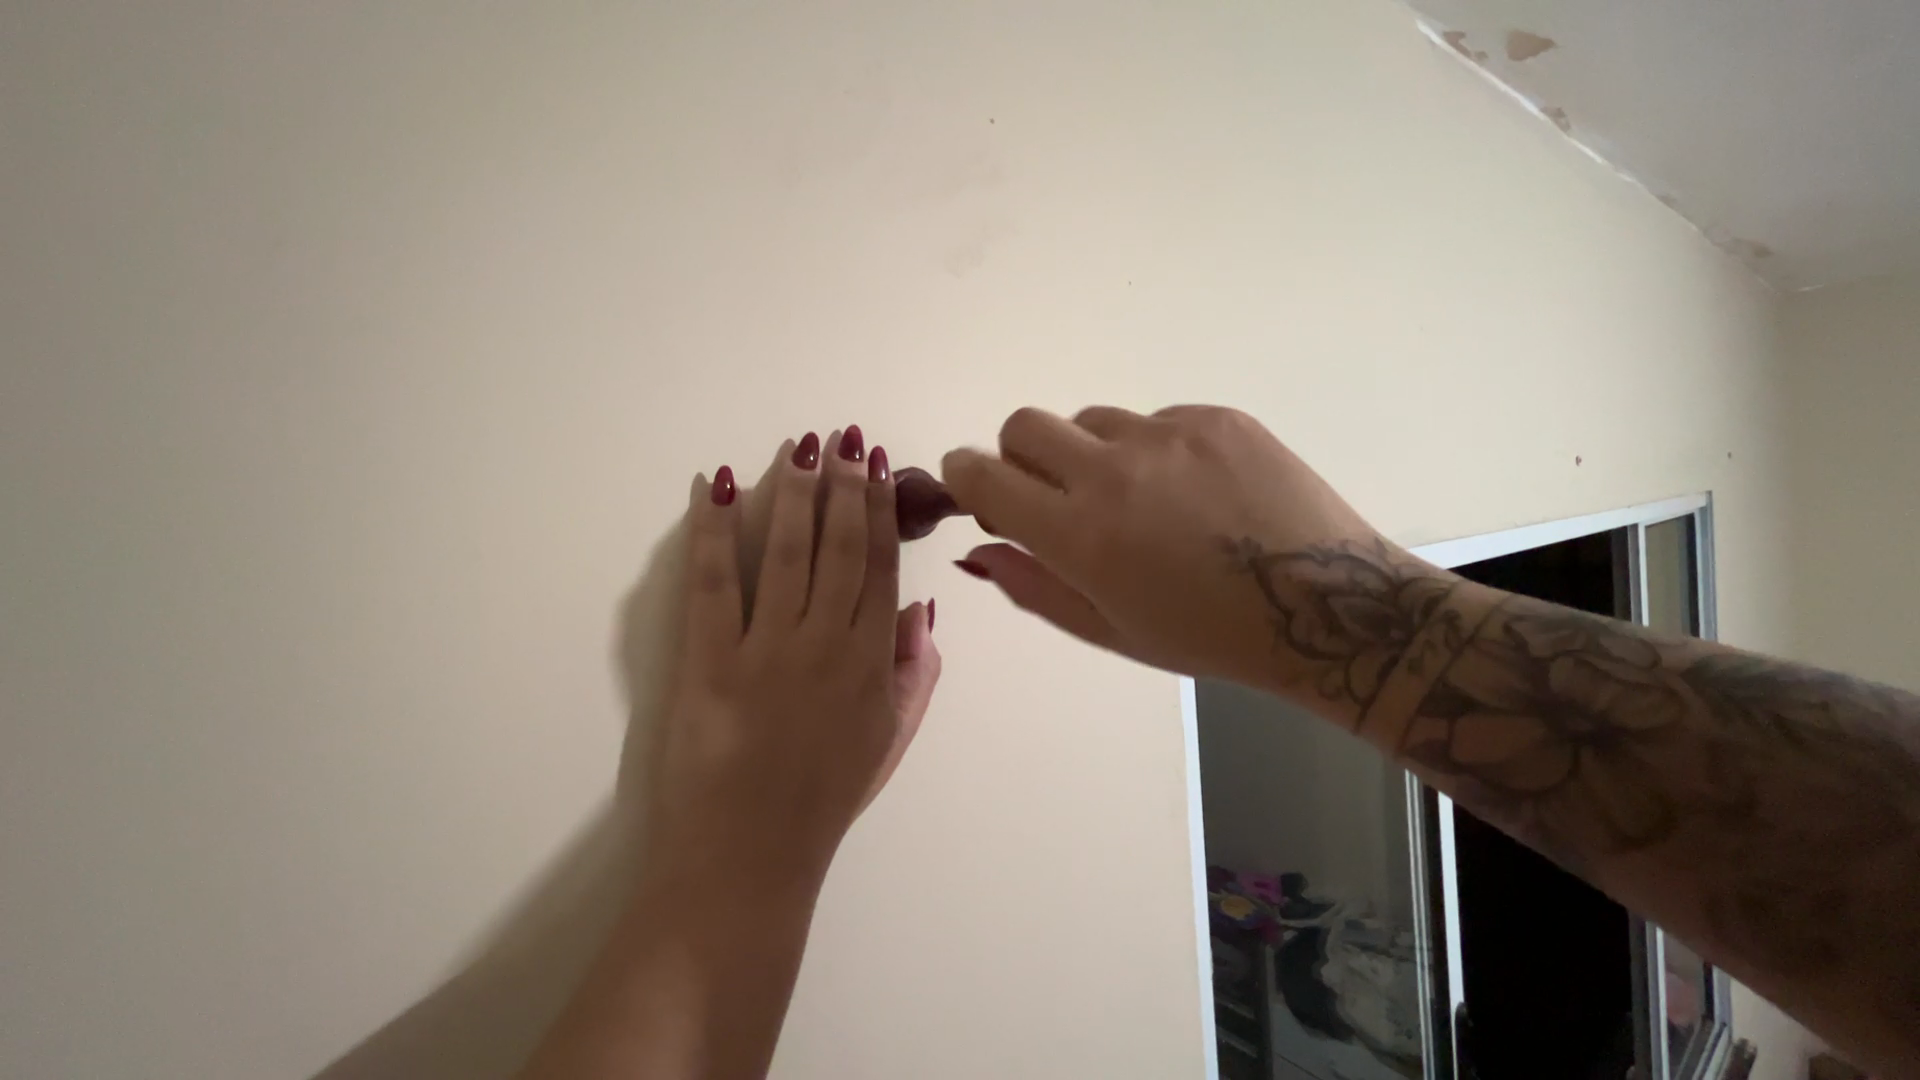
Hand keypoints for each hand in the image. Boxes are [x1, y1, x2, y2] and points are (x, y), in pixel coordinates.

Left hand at [645, 429, 941, 896]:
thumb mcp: (890, 740)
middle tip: (842, 438)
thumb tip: (924, 610)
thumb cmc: (824, 799)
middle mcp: (827, 644)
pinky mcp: (709, 662)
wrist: (750, 856)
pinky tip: (713, 485)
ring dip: (794, 494)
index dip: (879, 512)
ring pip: (787, 553)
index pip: (881, 569)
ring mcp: (768, 650)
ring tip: (800, 449)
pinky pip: (714, 582)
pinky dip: (713, 530)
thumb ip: (916, 674)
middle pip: (840, 548)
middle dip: (843, 486)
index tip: (877, 467)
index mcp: (873, 663)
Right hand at [940, 405, 1395, 690]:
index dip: (964, 475)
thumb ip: (1033, 586)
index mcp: (1079, 535)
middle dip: (1019, 455)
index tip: (973, 485)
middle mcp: (1113, 472)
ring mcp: (1168, 436)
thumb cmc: (1207, 636)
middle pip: (1024, 424)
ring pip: (1092, 419)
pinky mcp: (1216, 417)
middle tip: (1052, 491)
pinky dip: (1153, 451)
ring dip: (1091, 453)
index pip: (983, 476)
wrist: (1329, 609)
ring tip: (1141, 499)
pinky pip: (1155, 420)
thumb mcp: (1109, 631)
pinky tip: (1195, 493)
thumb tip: (979, 550)